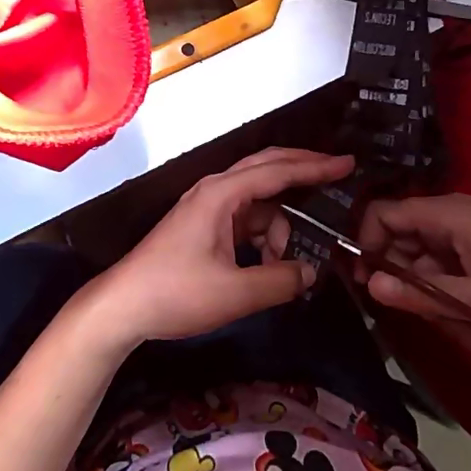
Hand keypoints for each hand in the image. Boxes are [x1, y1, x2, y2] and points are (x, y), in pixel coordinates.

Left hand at [80, 148, 353, 346]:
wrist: (123, 306)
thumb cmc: (175, 293)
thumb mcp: (236, 292)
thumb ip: (281, 281)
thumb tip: (310, 273)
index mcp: (221, 195)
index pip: (277, 171)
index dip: (315, 168)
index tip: (347, 163)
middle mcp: (215, 192)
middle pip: (267, 170)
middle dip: (303, 174)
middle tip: (338, 176)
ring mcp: (208, 208)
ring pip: (259, 205)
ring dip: (279, 228)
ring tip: (285, 265)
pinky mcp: (204, 226)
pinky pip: (245, 222)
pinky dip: (263, 239)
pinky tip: (269, 265)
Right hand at [355, 194, 470, 343]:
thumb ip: (423, 294)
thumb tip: (368, 285)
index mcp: (452, 214)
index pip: (384, 213)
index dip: (366, 243)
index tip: (364, 283)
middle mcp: (453, 216)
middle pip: (399, 238)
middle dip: (403, 279)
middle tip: (422, 316)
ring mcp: (467, 234)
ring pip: (420, 260)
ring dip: (429, 295)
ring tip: (461, 327)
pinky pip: (443, 271)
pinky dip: (449, 298)